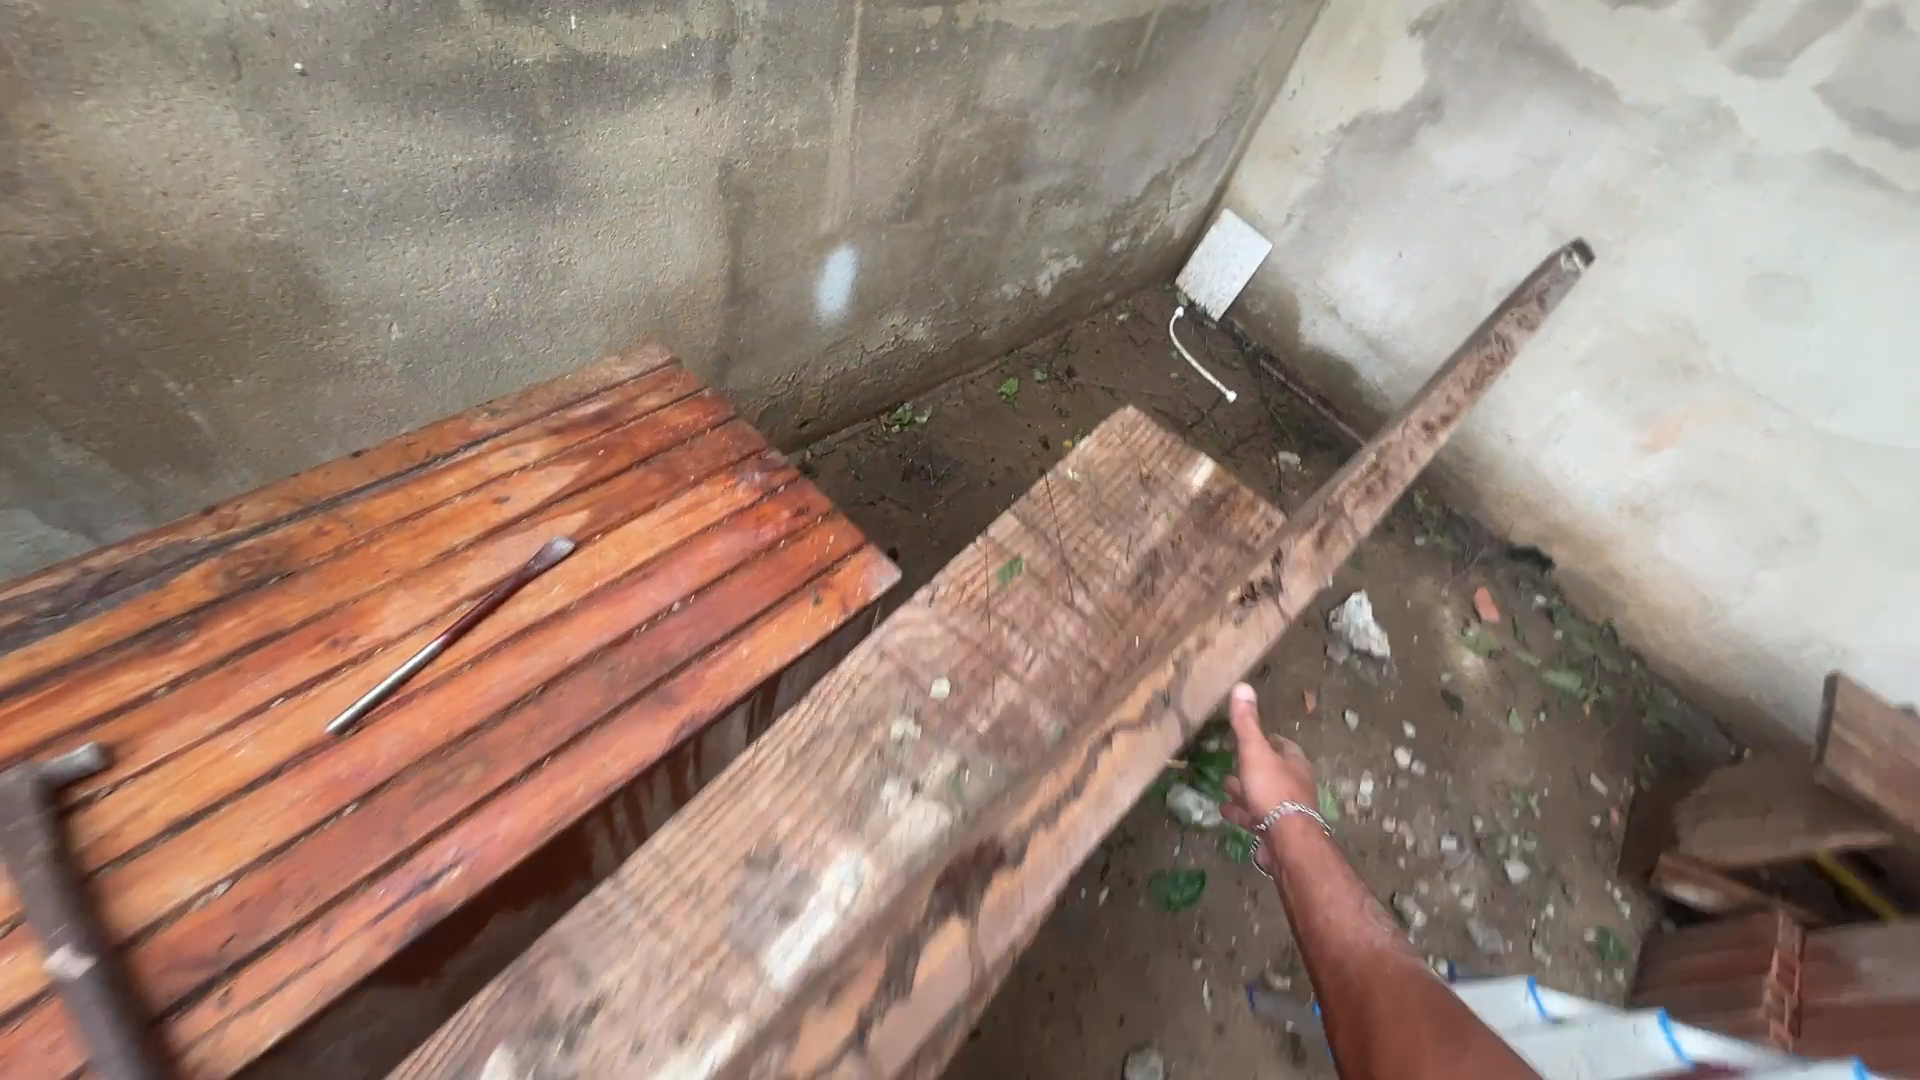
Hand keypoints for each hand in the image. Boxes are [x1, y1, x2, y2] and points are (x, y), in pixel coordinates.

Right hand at [1218, 683, 1317, 871]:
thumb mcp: (1255, 751)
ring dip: (1244, 790)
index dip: (1266, 739)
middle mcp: (1295, 784)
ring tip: (1224, 786)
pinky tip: (1226, 811)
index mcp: (1294, 763)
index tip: (1250, 736)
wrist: (1288, 842)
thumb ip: (1247, 723)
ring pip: (1262, 794)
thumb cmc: (1273, 791)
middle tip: (1232, 761)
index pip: (1282, 745)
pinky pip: (1256, 817)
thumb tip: (1243, 686)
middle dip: (1252, 766)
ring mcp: (1287, 810)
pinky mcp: (1277, 831)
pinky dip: (1241, 812)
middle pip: (1271, 770)